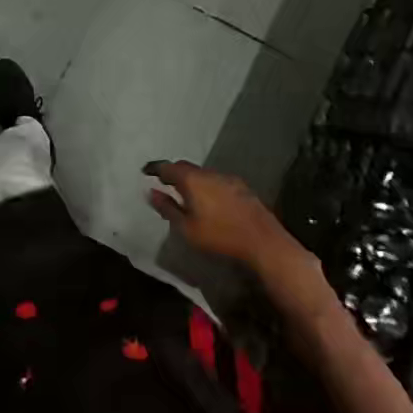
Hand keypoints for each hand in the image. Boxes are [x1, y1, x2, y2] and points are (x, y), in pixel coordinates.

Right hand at [143, 160, 304, 271]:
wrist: (267, 246)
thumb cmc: (220, 237)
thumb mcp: (186, 228)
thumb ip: (167, 208)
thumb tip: (151, 192)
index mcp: (192, 180)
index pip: (167, 167)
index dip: (154, 168)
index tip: (145, 172)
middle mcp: (210, 174)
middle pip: (186, 167)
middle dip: (174, 173)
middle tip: (165, 182)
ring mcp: (230, 180)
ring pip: (204, 174)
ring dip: (193, 180)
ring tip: (188, 193)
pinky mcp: (245, 190)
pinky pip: (219, 182)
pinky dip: (209, 187)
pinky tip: (211, 201)